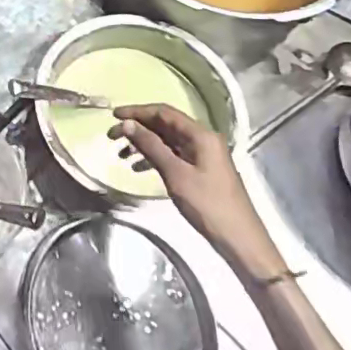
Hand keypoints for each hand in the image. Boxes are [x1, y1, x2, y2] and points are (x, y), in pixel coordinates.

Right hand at [110, 105, 283, 276]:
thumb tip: (128, 124)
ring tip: (121, 154)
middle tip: (112, 137)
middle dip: (138, 128)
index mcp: (201, 135)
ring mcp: (203, 155)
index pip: (164, 113)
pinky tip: (138, 168)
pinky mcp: (201, 170)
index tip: (114, 116)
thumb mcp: (176, 174)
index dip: (138, 111)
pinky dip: (155, 158)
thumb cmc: (208, 204)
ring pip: (167, 141)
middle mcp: (202, 139)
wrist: (239, 238)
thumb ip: (151, 147)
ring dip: (144, 144)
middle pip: (165, 125)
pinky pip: (173, 155)